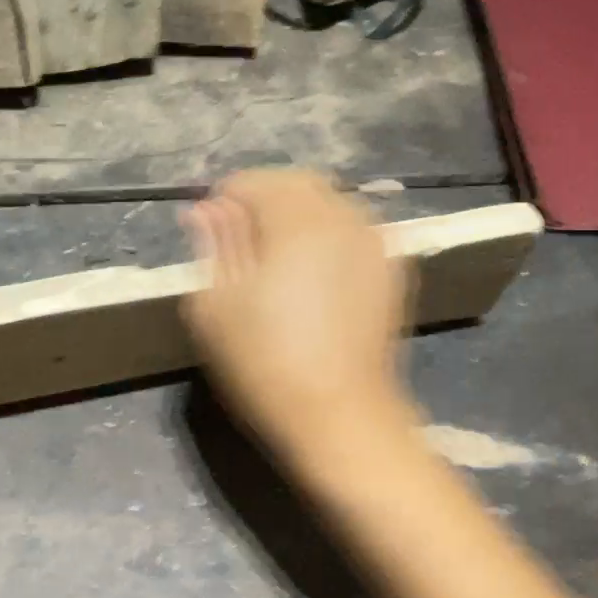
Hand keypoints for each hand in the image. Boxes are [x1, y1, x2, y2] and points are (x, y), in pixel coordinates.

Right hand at [183, 169, 420, 459]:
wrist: (340, 416)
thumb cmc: (265, 364)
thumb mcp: (216, 306)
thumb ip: (212, 246)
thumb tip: (205, 209)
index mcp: (295, 218)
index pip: (252, 181)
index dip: (224, 202)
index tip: (209, 235)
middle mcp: (342, 215)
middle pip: (296, 186)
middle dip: (264, 203)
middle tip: (240, 247)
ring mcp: (375, 242)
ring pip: (330, 207)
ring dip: (299, 220)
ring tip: (276, 264)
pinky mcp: (392, 271)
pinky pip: (354, 235)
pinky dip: (329, 241)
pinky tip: (313, 279)